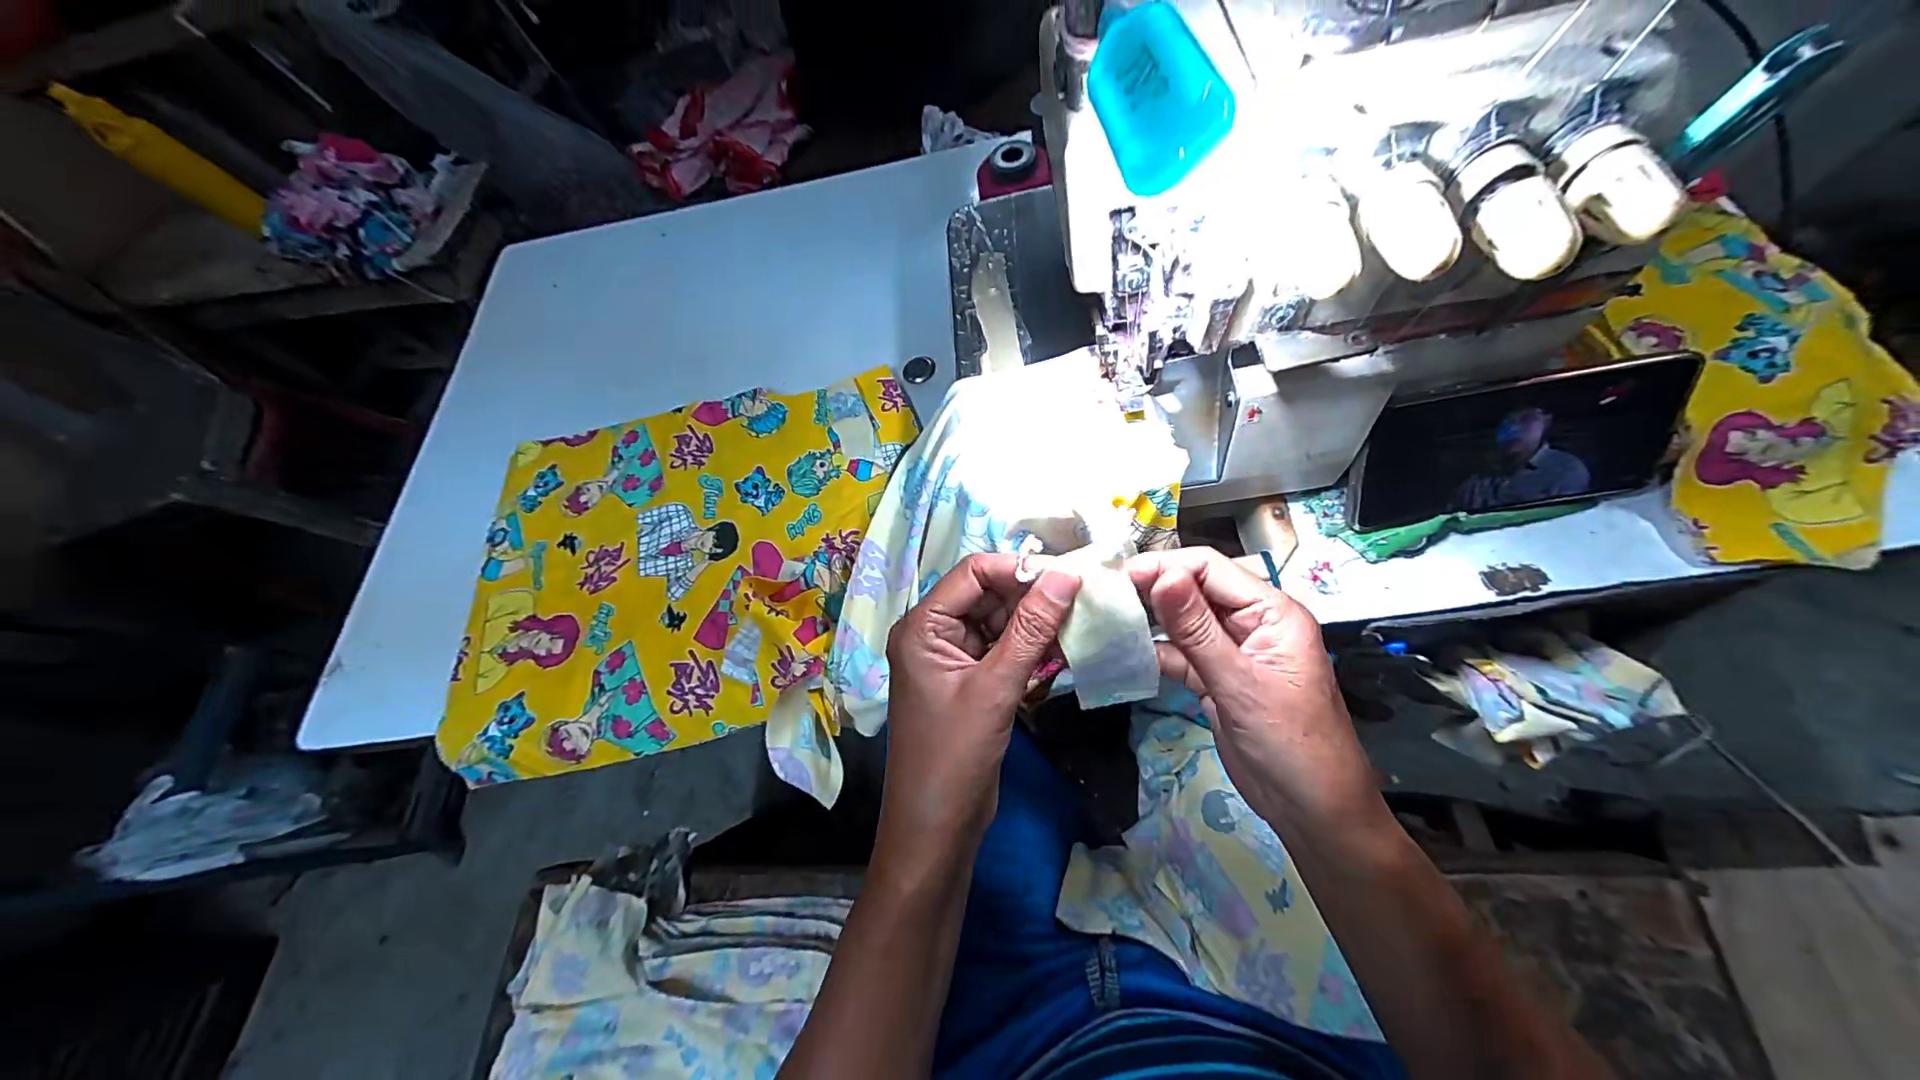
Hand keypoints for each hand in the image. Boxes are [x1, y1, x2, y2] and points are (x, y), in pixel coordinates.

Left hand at [880, 553, 1080, 857]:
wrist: (936, 827)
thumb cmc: (954, 756)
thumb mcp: (996, 688)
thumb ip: (1031, 629)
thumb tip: (1066, 576)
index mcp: (922, 626)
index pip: (973, 573)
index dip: (1018, 569)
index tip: (1067, 577)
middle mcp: (933, 633)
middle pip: (987, 594)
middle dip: (1031, 596)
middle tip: (1082, 601)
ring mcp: (952, 658)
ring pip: (999, 622)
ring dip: (1036, 623)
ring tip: (1079, 624)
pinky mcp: (970, 680)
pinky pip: (1003, 649)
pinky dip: (1030, 648)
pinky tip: (1063, 651)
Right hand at [1125, 547, 1379, 828]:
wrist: (1312, 811)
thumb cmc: (1292, 745)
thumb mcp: (1241, 684)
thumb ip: (1197, 629)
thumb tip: (1162, 575)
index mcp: (1271, 613)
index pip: (1210, 569)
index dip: (1164, 567)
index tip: (1120, 576)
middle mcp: (1250, 624)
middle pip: (1193, 590)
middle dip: (1151, 588)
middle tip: (1105, 594)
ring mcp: (1231, 652)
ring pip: (1183, 622)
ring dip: (1148, 619)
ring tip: (1107, 615)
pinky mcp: (1215, 679)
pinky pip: (1180, 654)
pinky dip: (1154, 652)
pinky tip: (1124, 649)